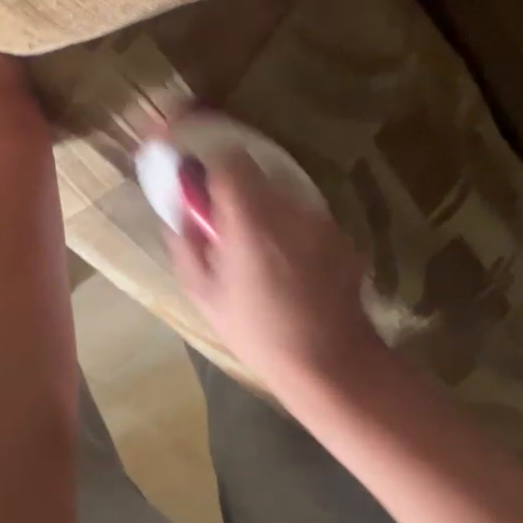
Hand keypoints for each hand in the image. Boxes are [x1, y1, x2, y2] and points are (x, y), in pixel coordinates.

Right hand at [167, 149, 384, 388]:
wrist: (331, 363)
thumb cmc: (258, 334)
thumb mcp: (204, 295)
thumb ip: (186, 243)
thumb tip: (180, 213)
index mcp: (251, 219)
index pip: (229, 158)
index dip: (209, 167)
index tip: (196, 187)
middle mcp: (290, 209)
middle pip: (255, 178)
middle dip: (235, 197)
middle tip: (222, 233)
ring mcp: (321, 221)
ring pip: (281, 200)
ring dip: (264, 217)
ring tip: (258, 261)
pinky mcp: (342, 237)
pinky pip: (304, 222)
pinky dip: (290, 235)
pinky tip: (288, 273)